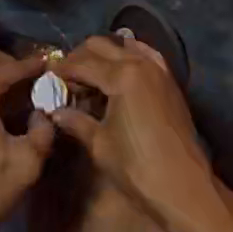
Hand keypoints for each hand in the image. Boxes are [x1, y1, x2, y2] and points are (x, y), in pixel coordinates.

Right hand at [53, 36, 232, 231]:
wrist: (183, 186)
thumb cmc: (138, 167)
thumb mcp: (100, 145)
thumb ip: (76, 121)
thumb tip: (54, 110)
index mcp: (121, 76)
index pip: (83, 63)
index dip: (63, 69)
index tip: (48, 76)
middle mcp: (139, 62)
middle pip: (101, 46)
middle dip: (80, 57)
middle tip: (65, 76)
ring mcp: (157, 67)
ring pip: (123, 46)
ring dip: (103, 55)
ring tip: (89, 75)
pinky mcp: (168, 78)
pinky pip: (144, 53)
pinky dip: (128, 54)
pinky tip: (120, 67)